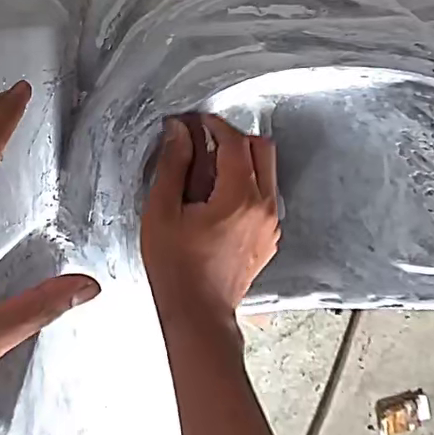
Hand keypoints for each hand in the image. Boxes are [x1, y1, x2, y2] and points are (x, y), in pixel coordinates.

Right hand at [140, 114, 279, 330]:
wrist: (197, 312)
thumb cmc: (175, 265)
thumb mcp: (162, 210)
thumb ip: (173, 165)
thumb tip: (178, 131)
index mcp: (240, 197)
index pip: (235, 143)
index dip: (213, 125)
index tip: (194, 121)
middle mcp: (265, 207)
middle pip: (262, 149)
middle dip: (233, 138)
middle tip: (202, 141)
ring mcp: (270, 224)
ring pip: (266, 172)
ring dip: (239, 161)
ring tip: (202, 171)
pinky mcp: (268, 238)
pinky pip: (263, 196)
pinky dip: (243, 184)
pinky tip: (213, 198)